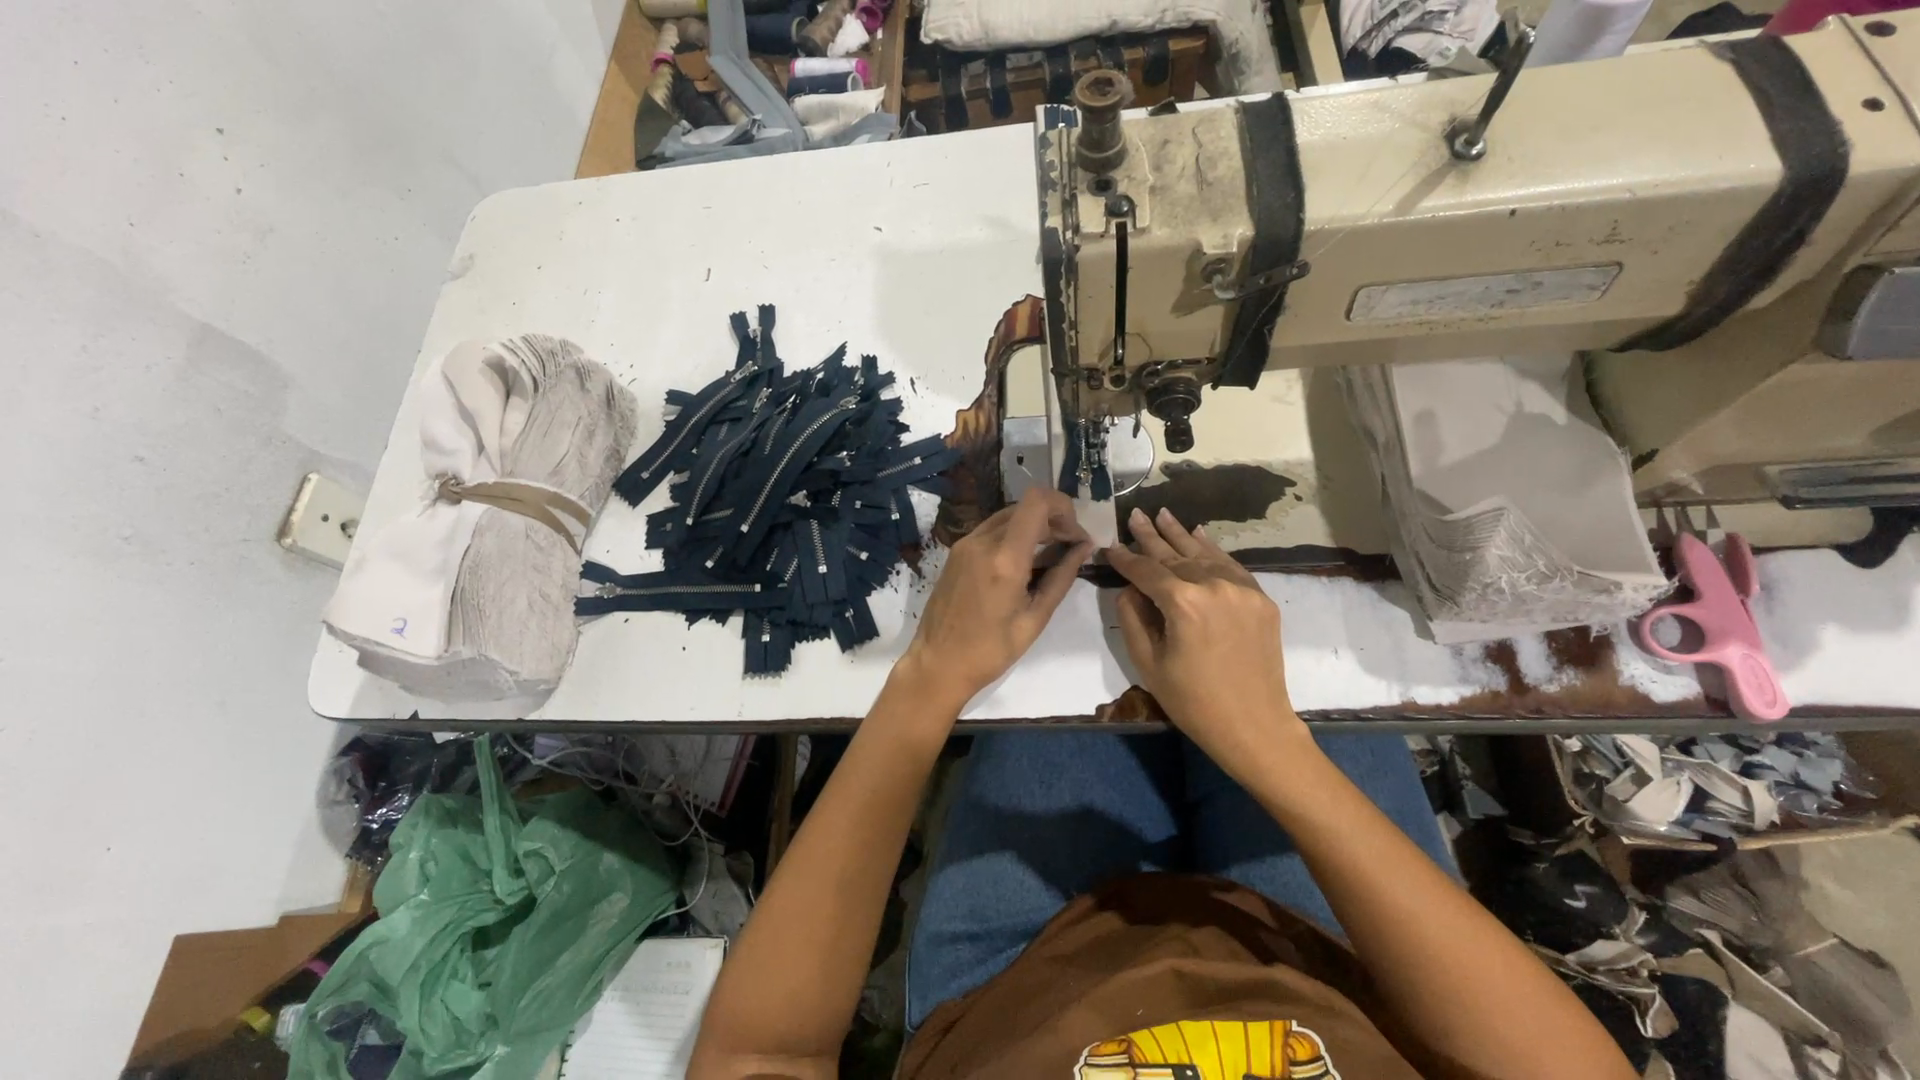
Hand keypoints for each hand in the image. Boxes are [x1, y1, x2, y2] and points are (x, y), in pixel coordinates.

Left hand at [900, 488, 1093, 708]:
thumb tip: (1083, 547)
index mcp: (1004, 558)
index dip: (1063, 506)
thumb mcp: (1035, 618)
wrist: (938, 663)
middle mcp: (982, 541)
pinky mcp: (956, 552)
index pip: (1037, 502)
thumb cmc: (990, 650)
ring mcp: (965, 544)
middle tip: (1071, 547)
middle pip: (1025, 506)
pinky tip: (1024, 562)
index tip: (1076, 534)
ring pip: (1008, 516)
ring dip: (1033, 526)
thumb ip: (1061, 577)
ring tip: (1050, 556)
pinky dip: (1013, 535)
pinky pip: (991, 530)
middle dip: (1053, 519)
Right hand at [1108, 507, 1306, 778]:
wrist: (1253, 724)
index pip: (1146, 571)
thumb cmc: (1192, 701)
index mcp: (1183, 602)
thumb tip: (1129, 587)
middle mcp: (1214, 585)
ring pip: (1204, 554)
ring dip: (1180, 534)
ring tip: (1162, 514)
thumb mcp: (1148, 663)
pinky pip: (1231, 565)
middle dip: (1150, 537)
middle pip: (1175, 555)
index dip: (1125, 559)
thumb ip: (1133, 618)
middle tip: (1134, 515)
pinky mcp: (1260, 599)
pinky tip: (1198, 534)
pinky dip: (1212, 549)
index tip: (1108, 547)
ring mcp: (1242, 589)